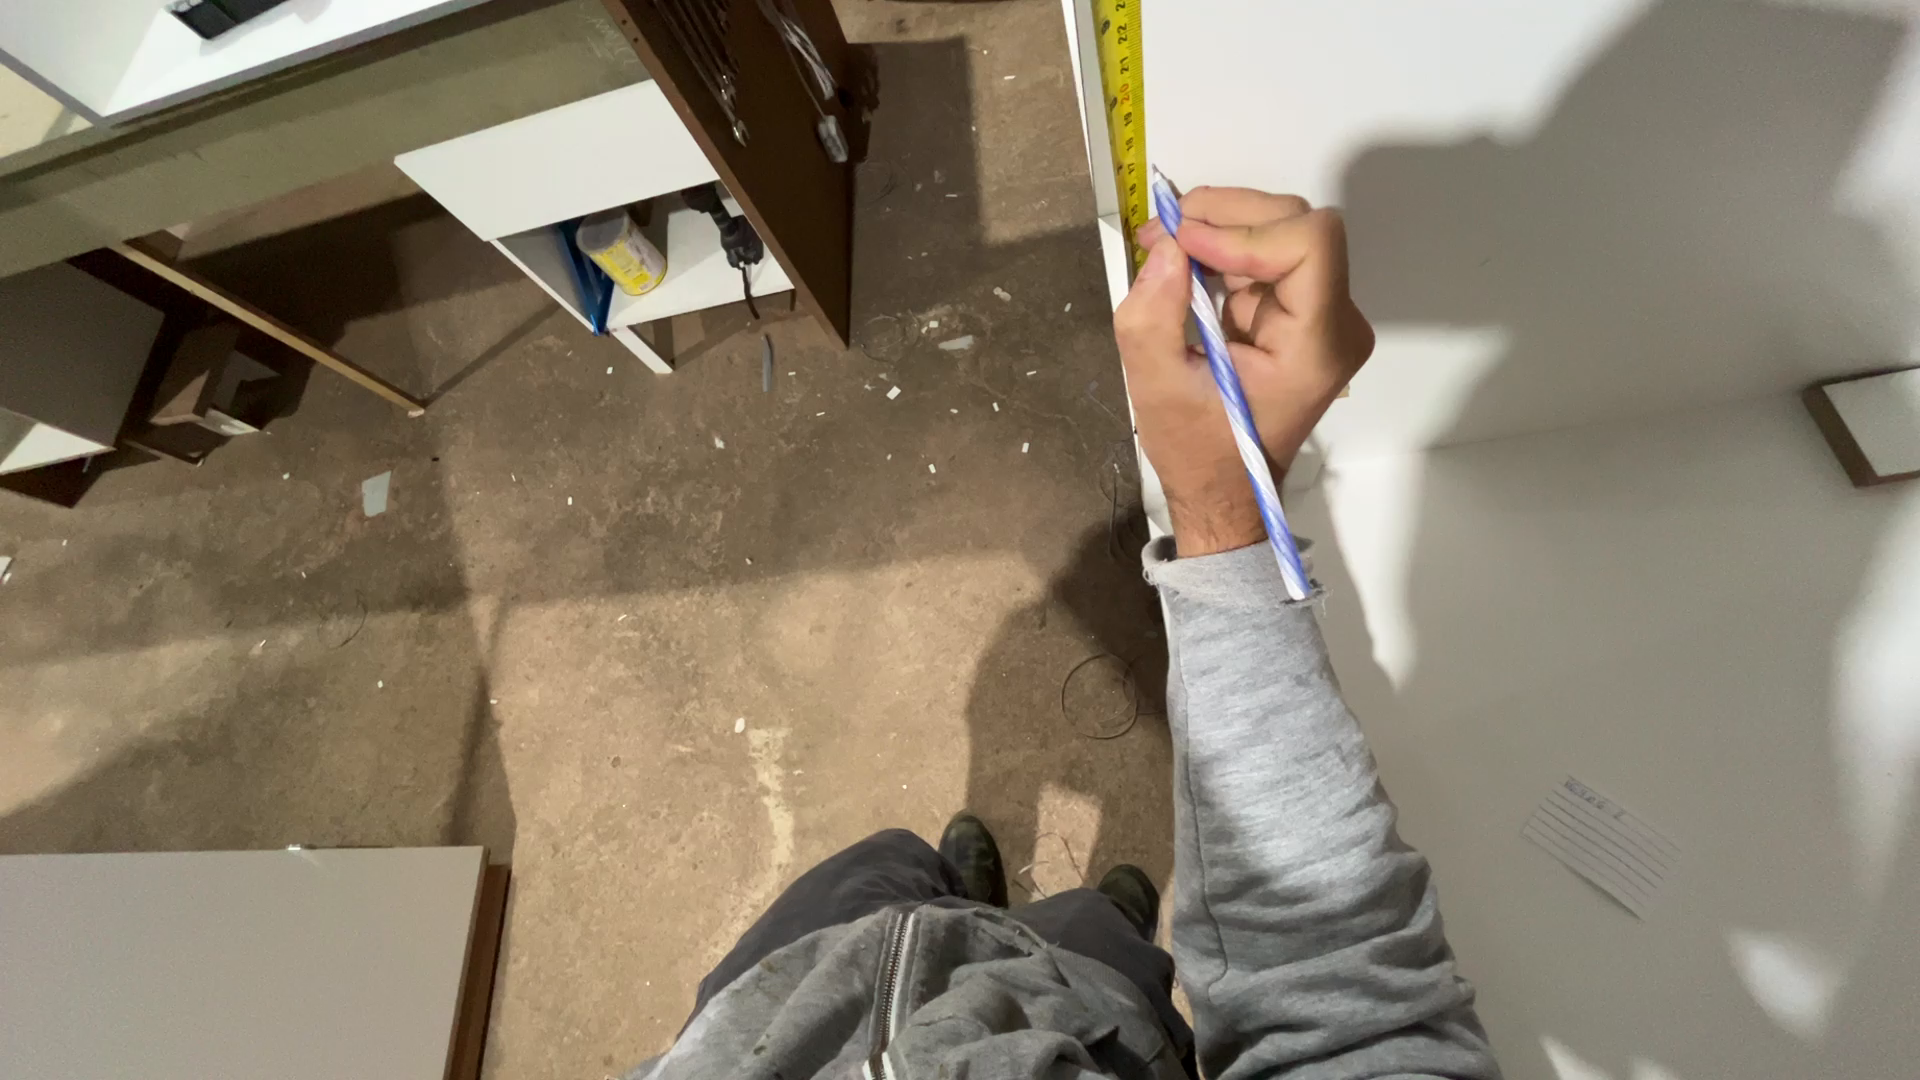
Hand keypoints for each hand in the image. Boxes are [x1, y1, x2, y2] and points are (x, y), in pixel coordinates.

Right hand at [1113, 187, 1373, 555]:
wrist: (1222, 490)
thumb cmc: (1195, 452)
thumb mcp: (1156, 389)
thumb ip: (1152, 317)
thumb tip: (1167, 247)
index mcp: (1315, 347)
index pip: (1309, 245)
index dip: (1243, 231)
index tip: (1181, 244)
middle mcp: (1335, 323)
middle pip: (1297, 226)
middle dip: (1226, 216)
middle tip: (1161, 229)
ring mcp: (1322, 317)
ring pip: (1282, 234)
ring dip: (1220, 228)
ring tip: (1163, 242)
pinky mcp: (1300, 316)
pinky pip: (1268, 259)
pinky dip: (1223, 250)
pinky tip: (1183, 263)